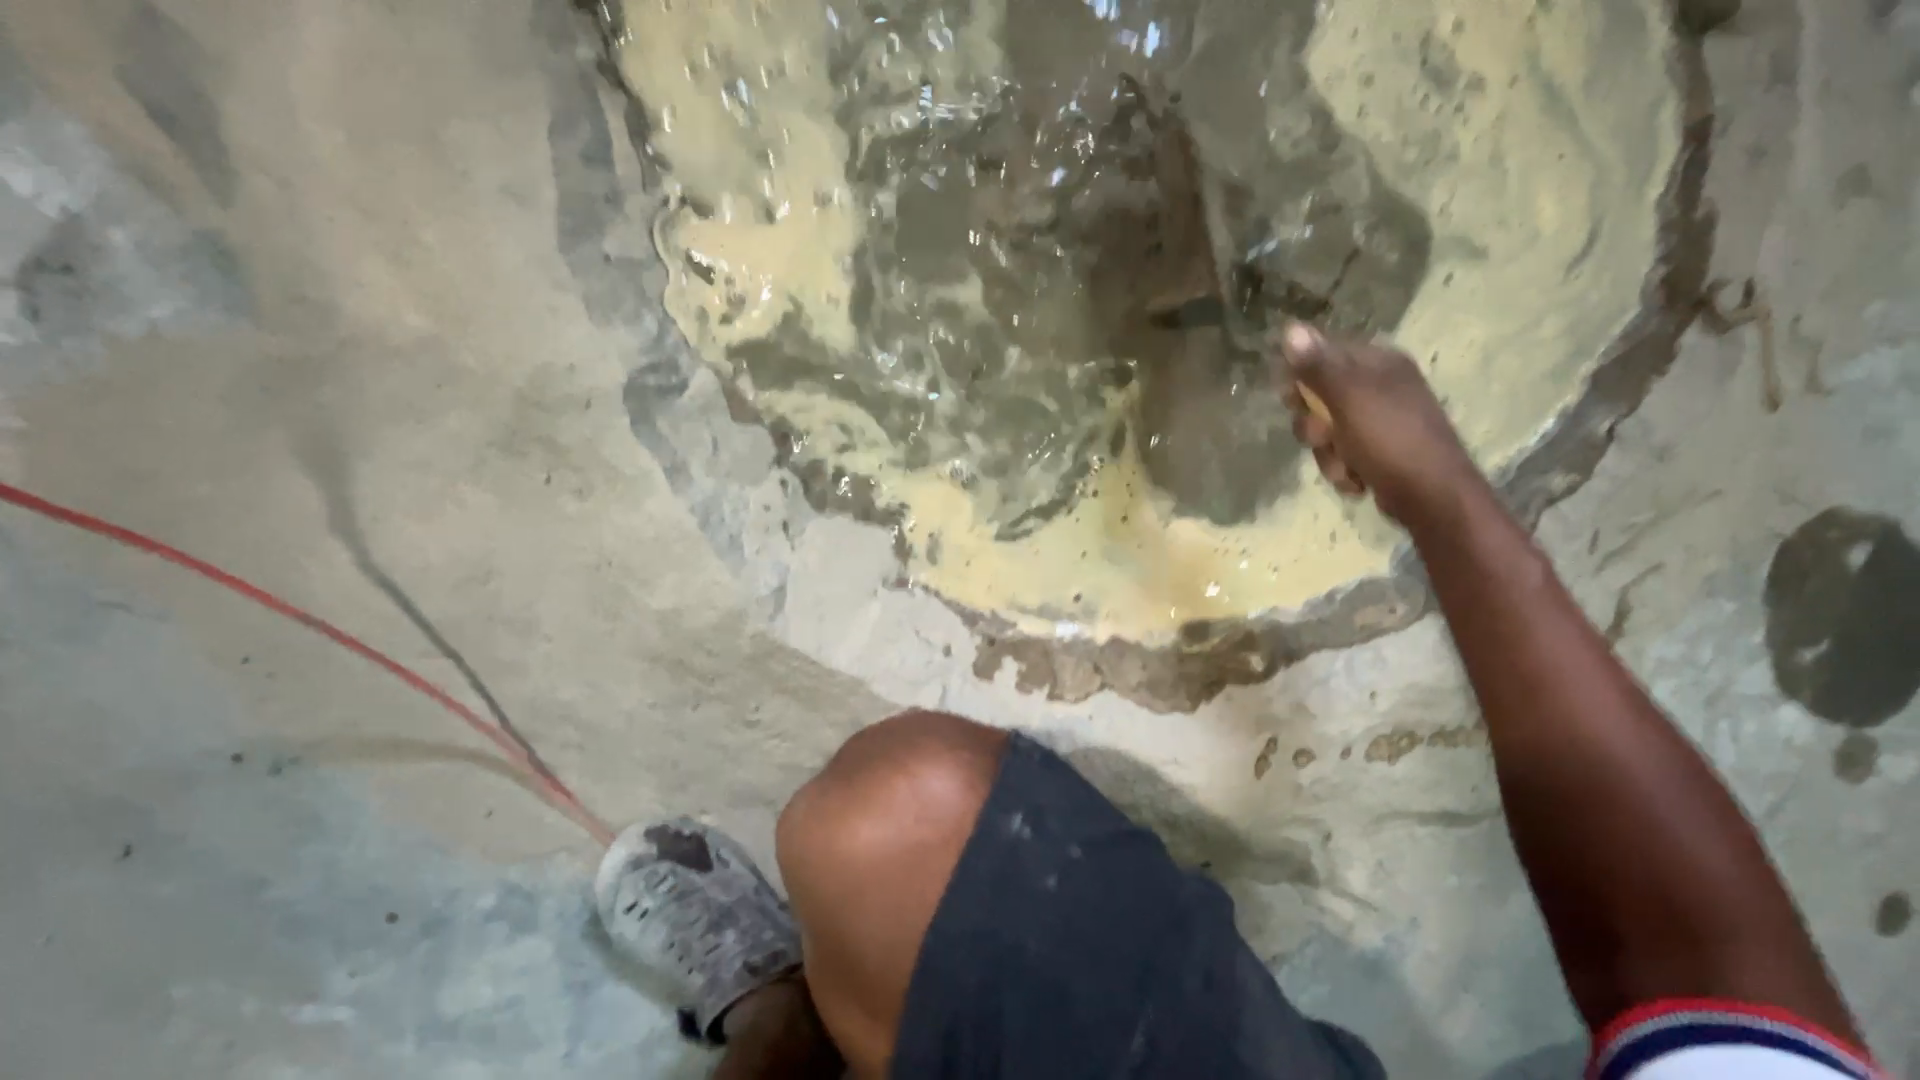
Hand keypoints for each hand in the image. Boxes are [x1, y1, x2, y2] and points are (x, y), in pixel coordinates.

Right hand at [1273, 322, 1483, 526]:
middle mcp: (1380, 387)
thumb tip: (1290, 328)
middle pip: (1319, 398)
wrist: (1432, 496)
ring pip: (1328, 432)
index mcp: (1378, 363)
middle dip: (1314, 426)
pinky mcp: (1379, 452)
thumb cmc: (1390, 440)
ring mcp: (1380, 422)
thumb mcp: (1348, 398)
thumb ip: (1317, 366)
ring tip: (1346, 468)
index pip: (1324, 355)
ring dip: (1328, 455)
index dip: (1301, 378)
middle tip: (1323, 437)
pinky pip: (1343, 455)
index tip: (1291, 401)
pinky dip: (1344, 471)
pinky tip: (1357, 481)